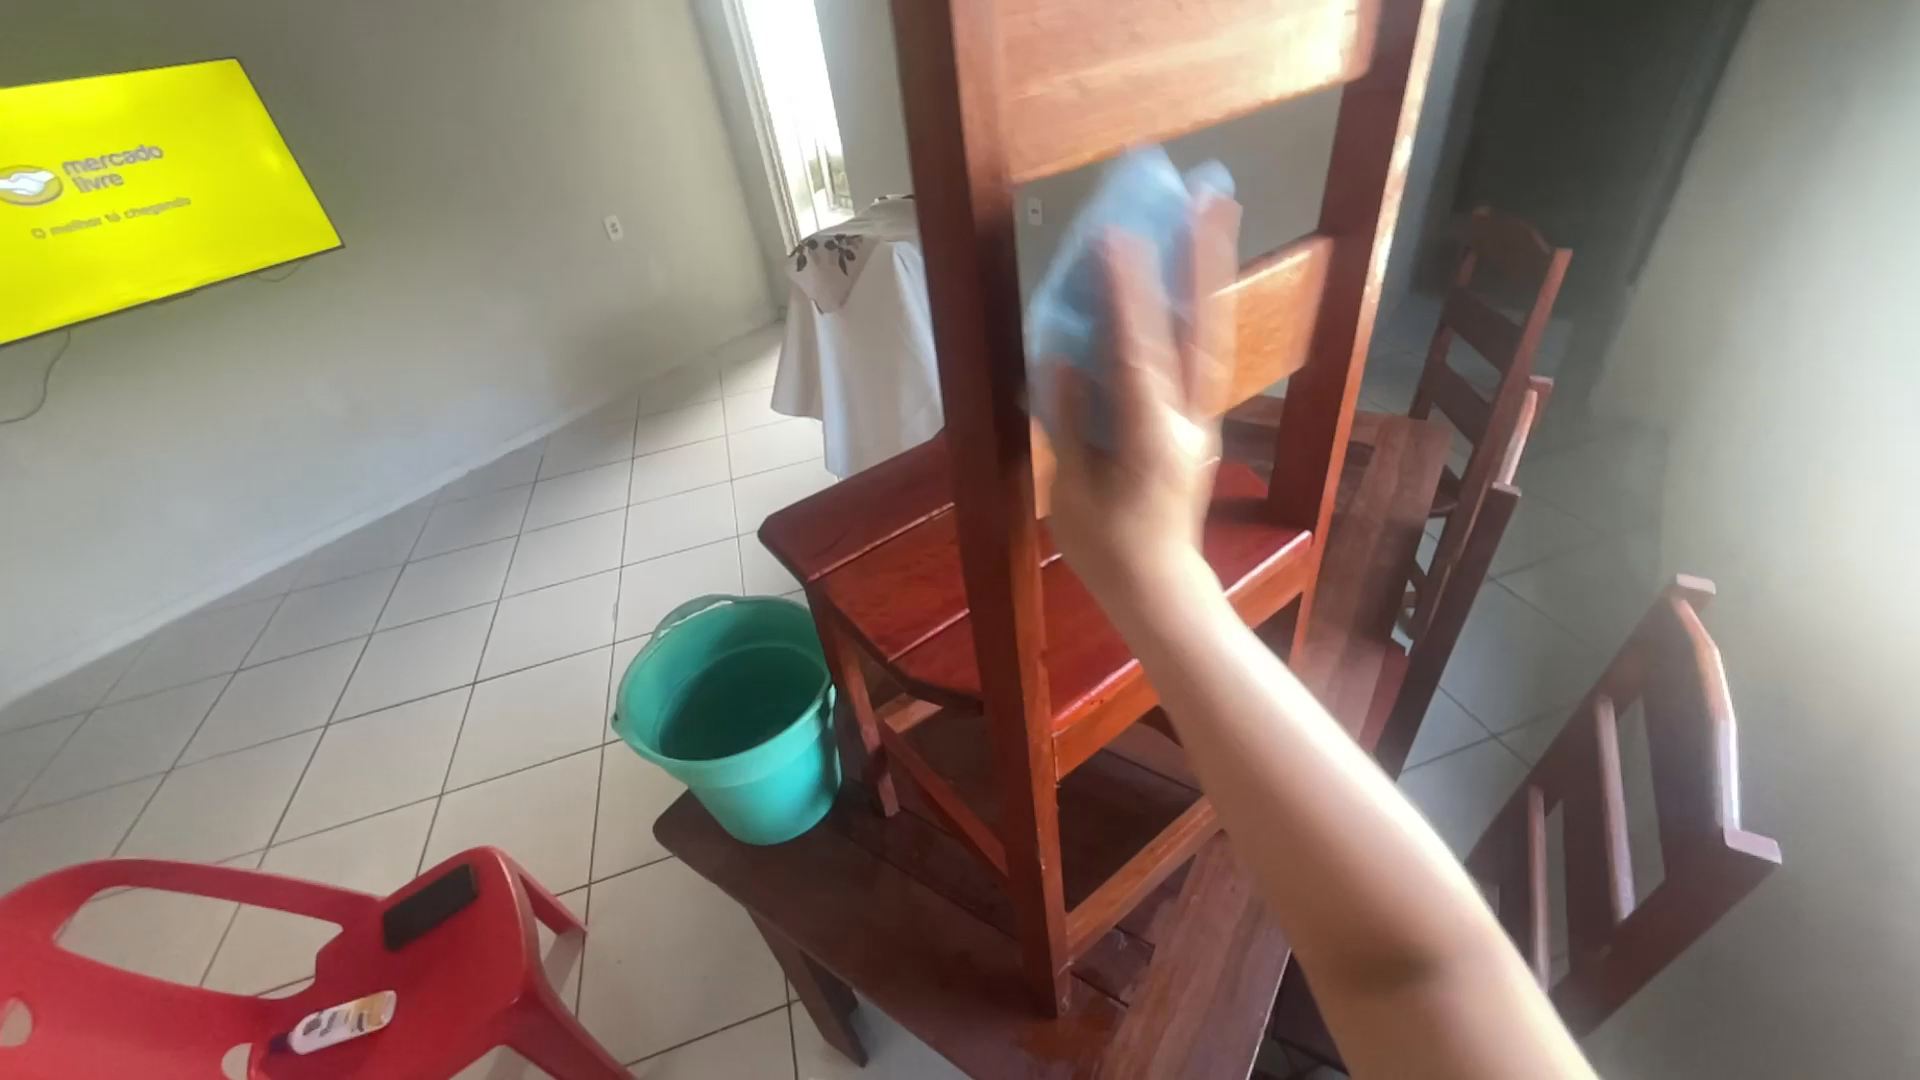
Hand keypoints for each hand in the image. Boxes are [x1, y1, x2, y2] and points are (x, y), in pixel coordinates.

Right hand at [1046, 195, 1241, 623]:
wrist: (1158, 588)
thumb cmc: (1106, 550)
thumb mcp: (1074, 494)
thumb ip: (1073, 424)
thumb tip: (1064, 359)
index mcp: (1150, 441)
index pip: (1137, 356)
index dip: (1126, 297)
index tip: (1118, 236)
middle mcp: (1187, 422)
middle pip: (1199, 331)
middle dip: (1201, 260)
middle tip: (1210, 194)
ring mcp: (1200, 423)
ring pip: (1208, 339)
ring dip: (1208, 277)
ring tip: (1212, 217)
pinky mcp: (1198, 427)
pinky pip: (1198, 361)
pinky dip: (1194, 315)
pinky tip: (1187, 284)